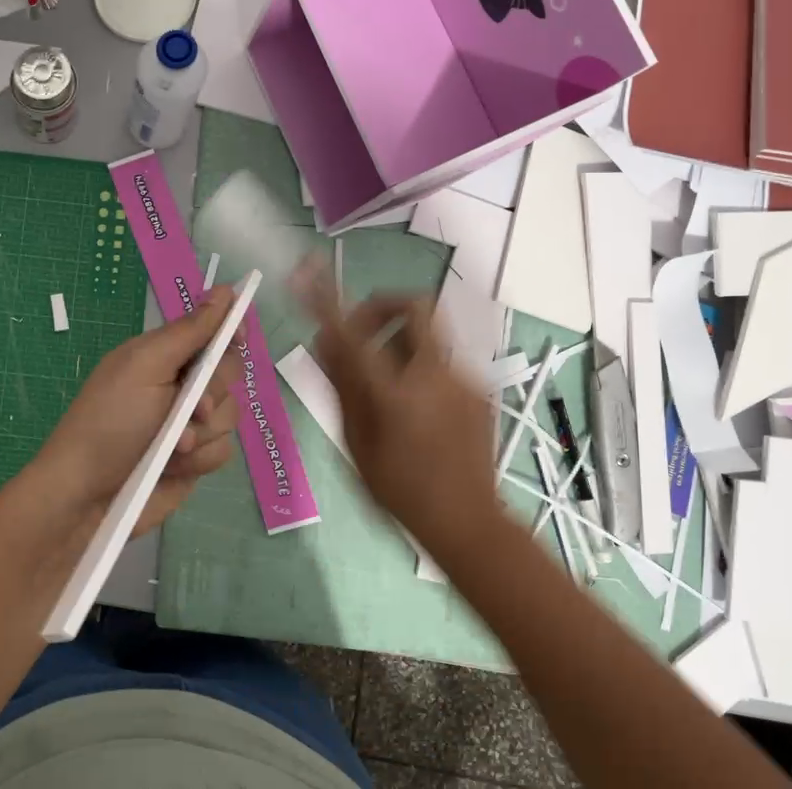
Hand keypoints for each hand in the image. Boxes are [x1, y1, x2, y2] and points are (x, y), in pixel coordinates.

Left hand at [28, 285, 243, 536]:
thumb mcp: (146, 366)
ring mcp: (188, 424)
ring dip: (203, 432)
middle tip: (189, 407)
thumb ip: (188, 332)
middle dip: (213, 392)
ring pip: (231, 414)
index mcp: (162, 355)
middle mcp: (179, 385)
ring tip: (172, 446)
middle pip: (229, 373)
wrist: (88, 495)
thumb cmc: (110, 421)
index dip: (228, 332)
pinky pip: (224, 450)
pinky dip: (201, 459)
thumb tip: (224, 290)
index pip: (210, 332)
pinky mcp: (196, 459)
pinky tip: (174, 466)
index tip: (237, 338)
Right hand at [298, 265, 502, 551]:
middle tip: (362, 328)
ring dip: (401, 336)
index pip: (353, 329)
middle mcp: (436, 373)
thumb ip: (342, 384)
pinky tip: (413, 400)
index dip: (327, 295)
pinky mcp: (482, 388)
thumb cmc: (399, 489)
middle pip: (415, 305)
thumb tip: (324, 338)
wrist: (468, 521)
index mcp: (396, 390)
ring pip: (431, 330)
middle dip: (383, 305)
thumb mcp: (356, 440)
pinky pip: (445, 357)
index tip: (309, 271)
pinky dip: (420, 361)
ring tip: (385, 374)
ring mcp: (466, 378)